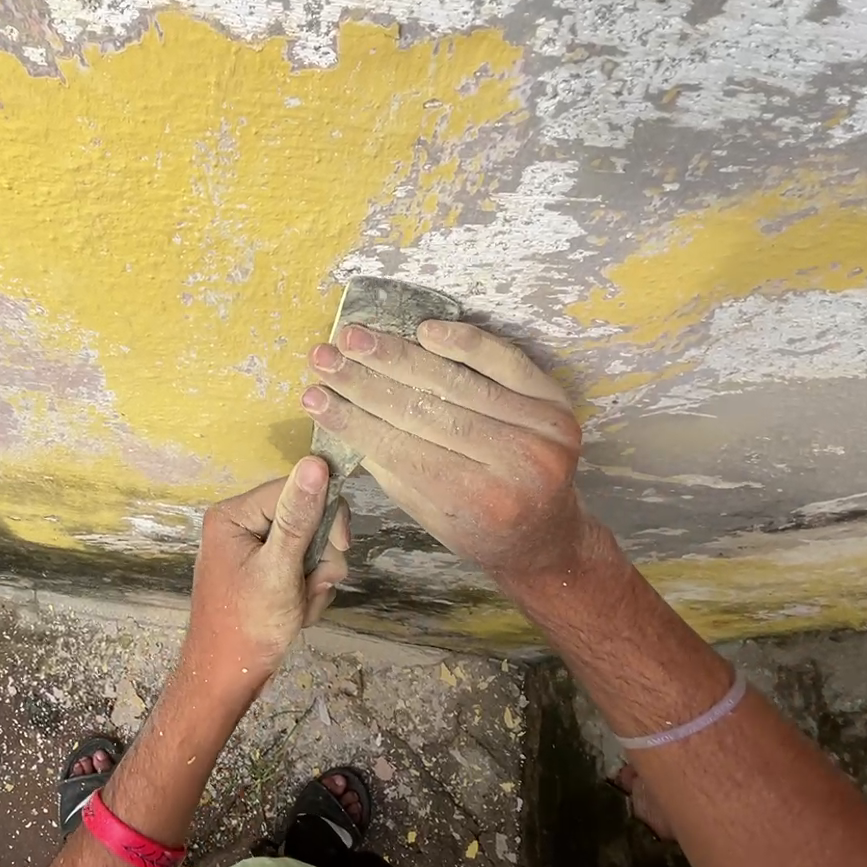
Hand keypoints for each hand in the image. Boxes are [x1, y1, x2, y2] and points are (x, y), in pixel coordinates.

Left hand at [182, 457, 350, 688]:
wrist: (226, 678)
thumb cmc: (248, 625)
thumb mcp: (279, 569)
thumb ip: (299, 517)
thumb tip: (316, 462)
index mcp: (234, 514)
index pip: (294, 489)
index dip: (325, 514)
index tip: (341, 547)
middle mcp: (240, 524)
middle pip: (305, 516)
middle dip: (319, 556)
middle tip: (314, 585)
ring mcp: (251, 548)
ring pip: (309, 545)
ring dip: (315, 578)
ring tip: (300, 606)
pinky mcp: (262, 569)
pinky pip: (301, 566)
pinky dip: (307, 591)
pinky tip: (296, 613)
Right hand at [301, 319, 586, 584]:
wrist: (546, 537)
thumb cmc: (475, 527)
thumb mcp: (423, 511)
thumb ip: (387, 462)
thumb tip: (339, 410)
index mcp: (475, 502)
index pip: (397, 447)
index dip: (350, 419)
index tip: (310, 395)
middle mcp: (514, 465)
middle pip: (422, 409)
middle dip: (364, 380)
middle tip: (323, 356)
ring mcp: (540, 431)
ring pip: (454, 381)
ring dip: (396, 354)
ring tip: (354, 336)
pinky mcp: (556, 404)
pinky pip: (505, 361)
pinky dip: (462, 342)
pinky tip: (423, 329)